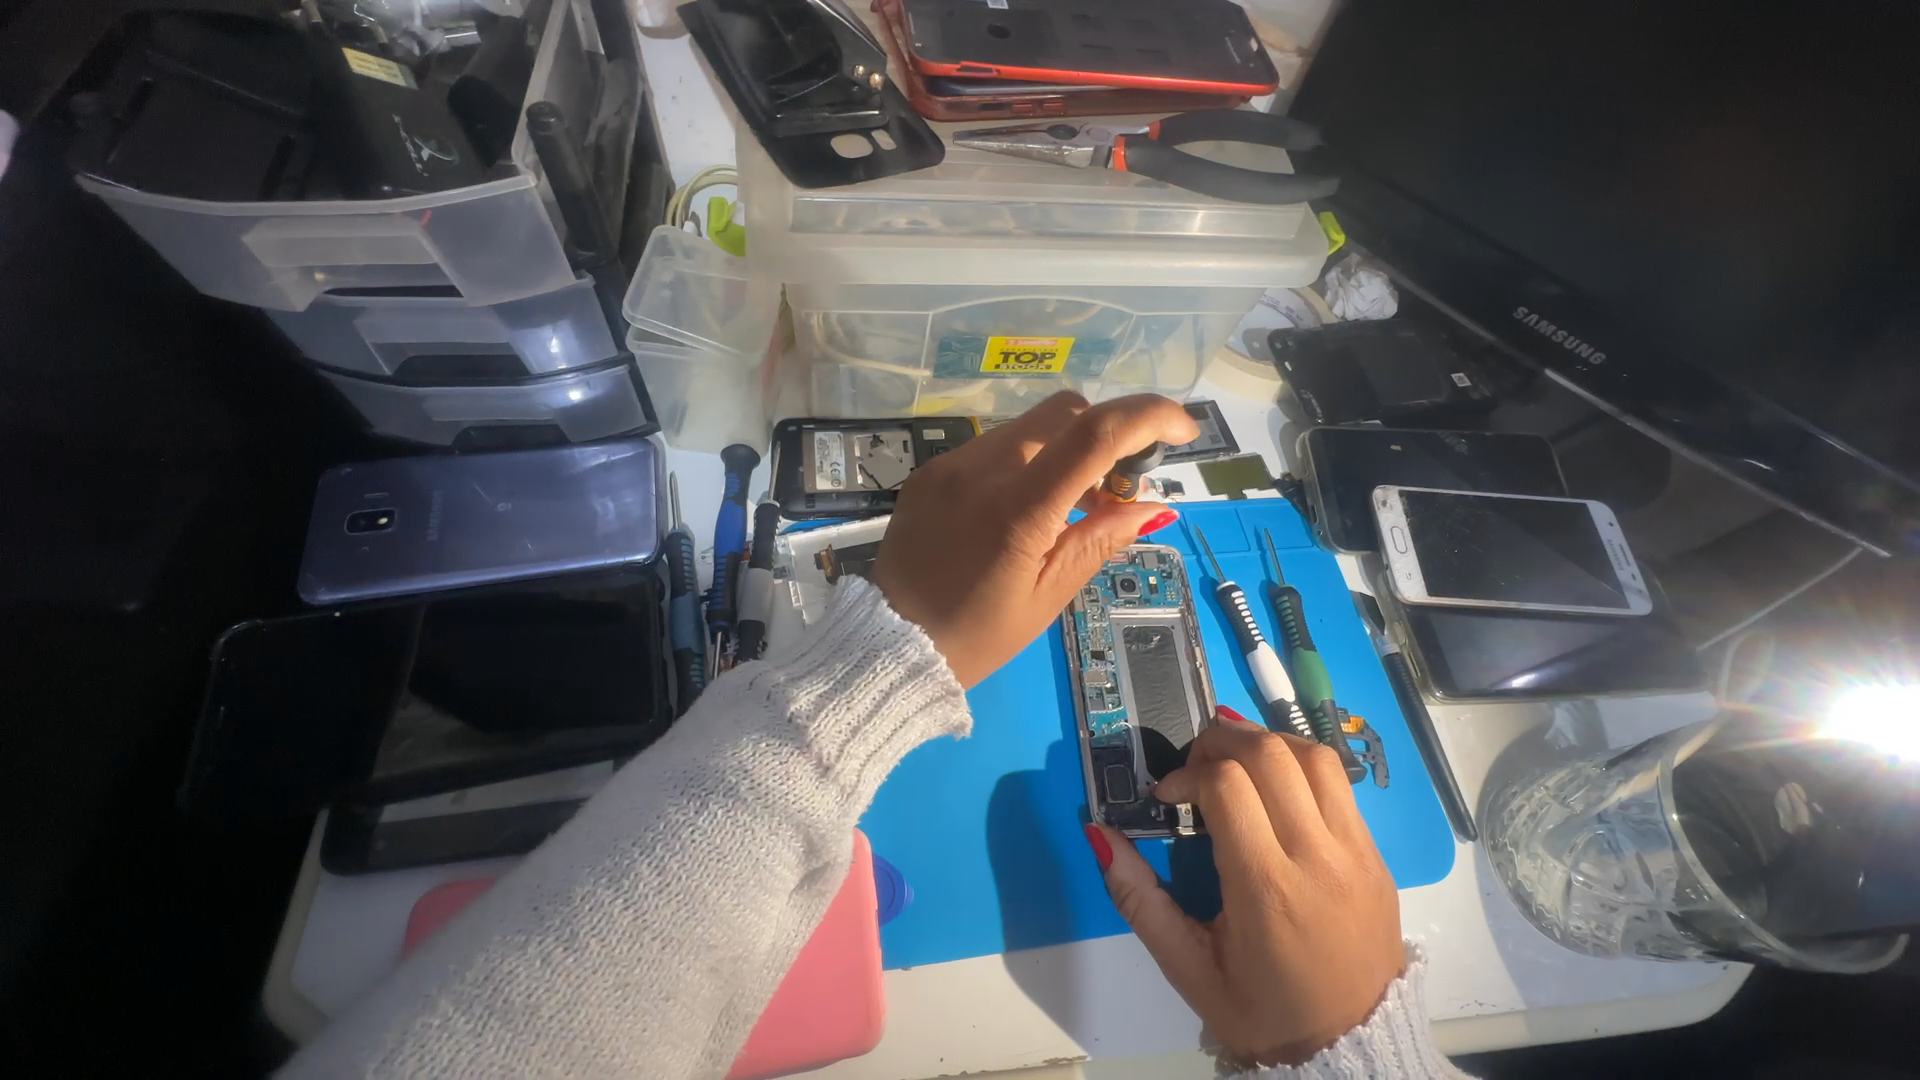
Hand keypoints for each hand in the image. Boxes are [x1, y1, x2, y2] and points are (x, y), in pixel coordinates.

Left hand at [872, 392, 1197, 686]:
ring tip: (1068, 507)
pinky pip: (992, 446)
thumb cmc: (977, 636)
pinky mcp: (931, 470)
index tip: (1183, 430)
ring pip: (1028, 426)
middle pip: (1063, 413)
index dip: (1148, 418)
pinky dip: (1024, 462)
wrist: (888, 644)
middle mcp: (980, 469)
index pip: (1093, 434)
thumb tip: (1152, 505)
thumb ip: (1099, 539)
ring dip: (1063, 450)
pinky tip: (1022, 508)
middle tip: (1116, 489)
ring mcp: (949, 464)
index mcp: (1017, 509)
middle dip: (1106, 436)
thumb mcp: (1048, 597)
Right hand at [1087, 711, 1403, 1066]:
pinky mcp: (1376, 854)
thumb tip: (1100, 833)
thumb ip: (1137, 898)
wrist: (1353, 1052)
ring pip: (1311, 756)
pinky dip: (1297, 763)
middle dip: (1220, 740)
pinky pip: (1338, 781)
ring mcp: (1356, 852)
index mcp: (1268, 889)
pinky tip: (1272, 782)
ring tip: (1234, 759)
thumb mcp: (1186, 965)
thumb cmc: (1261, 1010)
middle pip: (1269, 755)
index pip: (1227, 785)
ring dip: (1264, 742)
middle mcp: (1319, 858)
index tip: (1168, 795)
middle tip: (1195, 763)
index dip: (1186, 774)